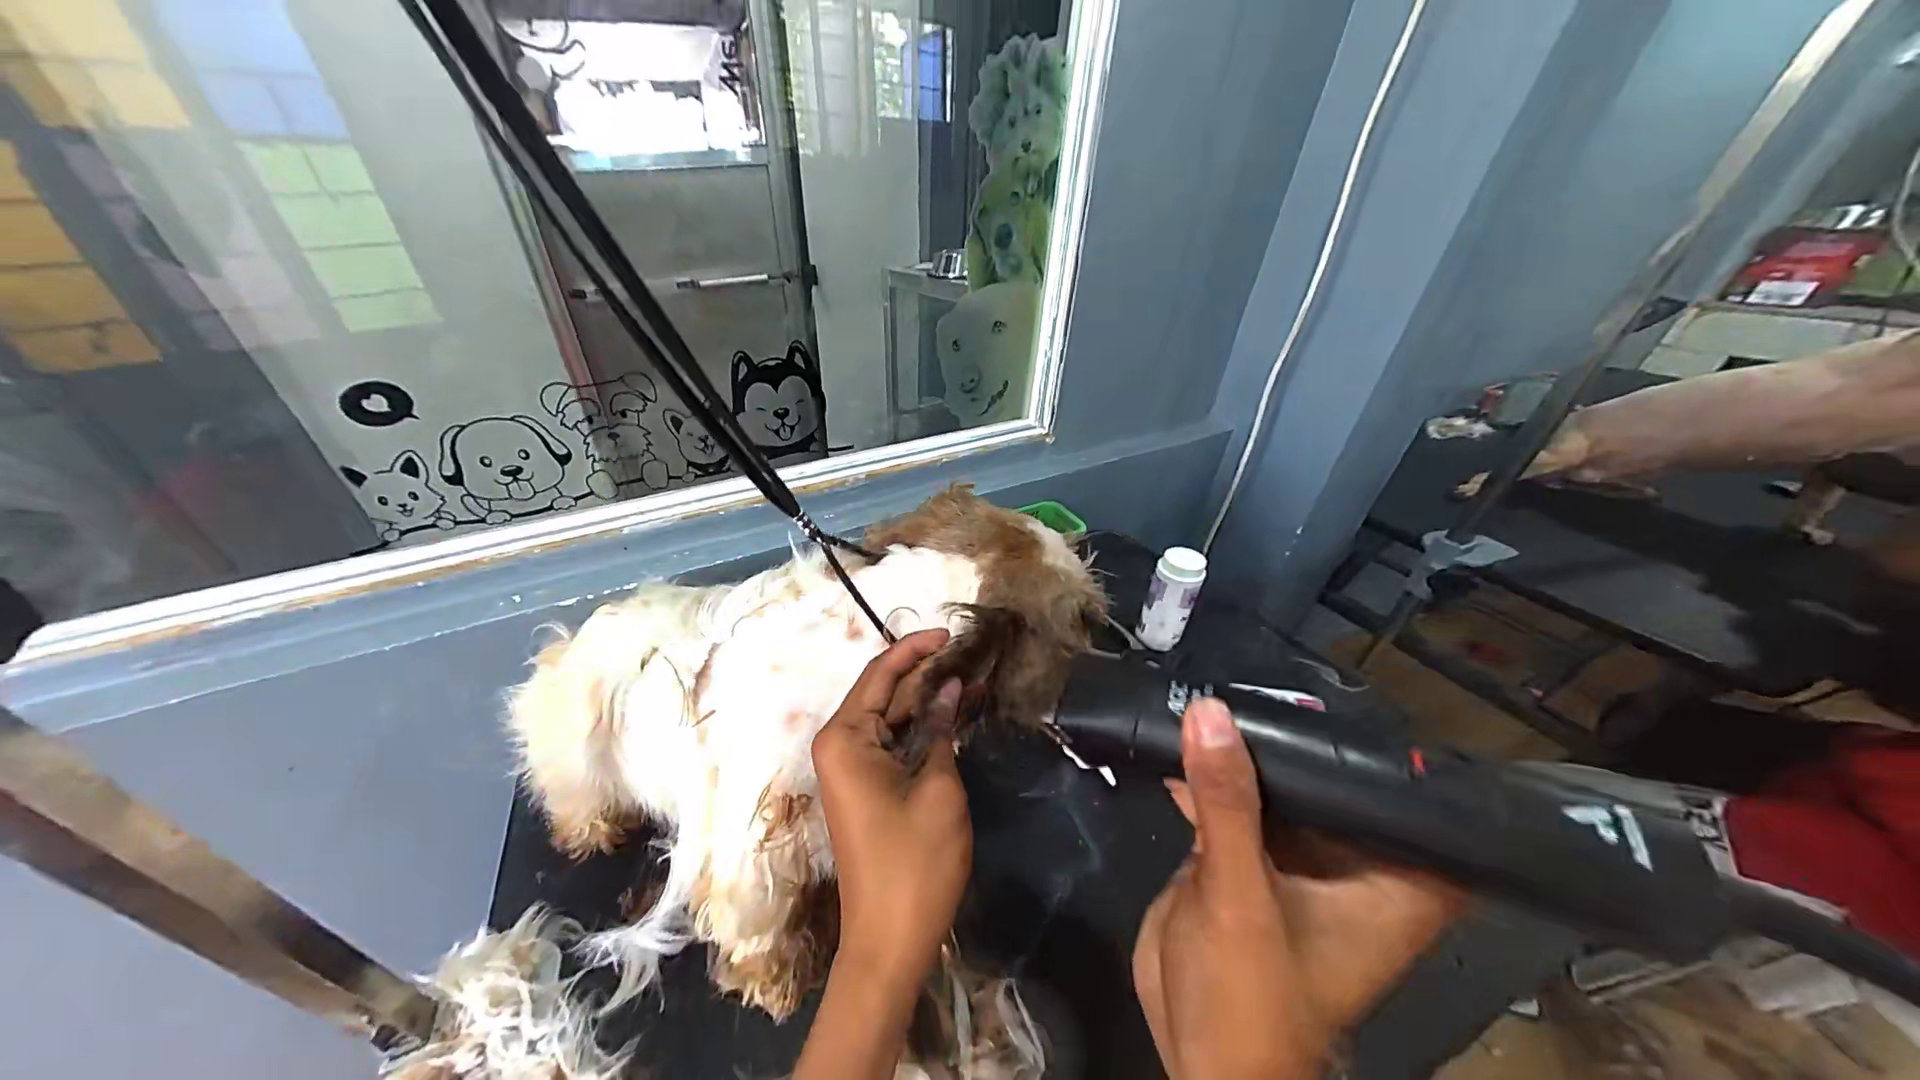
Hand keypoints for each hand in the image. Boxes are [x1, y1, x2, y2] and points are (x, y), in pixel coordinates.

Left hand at [812, 628, 971, 985]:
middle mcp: (838, 745)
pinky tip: (952, 714)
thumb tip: (950, 687)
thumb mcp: (939, 788)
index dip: (917, 648)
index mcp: (844, 738)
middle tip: (970, 655)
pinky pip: (890, 741)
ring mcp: (849, 767)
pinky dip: (920, 727)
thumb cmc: (915, 863)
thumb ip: (941, 729)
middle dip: (925, 672)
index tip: (952, 633)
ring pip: (889, 716)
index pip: (880, 673)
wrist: (888, 940)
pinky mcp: (863, 786)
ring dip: (925, 698)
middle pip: (883, 692)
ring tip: (969, 677)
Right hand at [1133, 699, 1464, 1079]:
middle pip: (1329, 776)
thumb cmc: (1252, 998)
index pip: (1408, 789)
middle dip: (1294, 730)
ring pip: (1273, 784)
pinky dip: (1204, 773)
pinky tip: (1176, 737)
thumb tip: (1208, 710)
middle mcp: (1350, 861)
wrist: (1198, 1058)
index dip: (1381, 737)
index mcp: (1391, 878)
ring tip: (1214, 689)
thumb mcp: (1241, 895)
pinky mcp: (1242, 859)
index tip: (1344, 680)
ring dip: (1241, 748)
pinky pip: (1229, 800)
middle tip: (1260, 668)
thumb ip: (1227, 801)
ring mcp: (1292, 858)